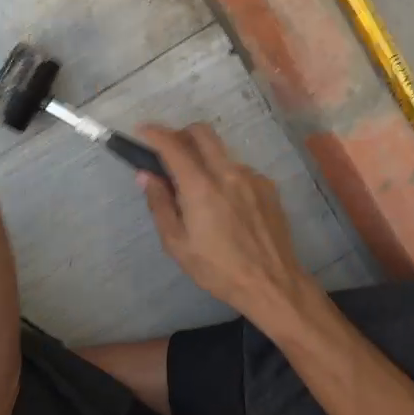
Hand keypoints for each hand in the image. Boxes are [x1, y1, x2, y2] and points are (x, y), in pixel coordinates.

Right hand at [137, 123, 316, 322]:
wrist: (271, 284)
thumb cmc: (217, 268)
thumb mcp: (176, 243)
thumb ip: (159, 204)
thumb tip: (146, 176)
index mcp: (201, 187)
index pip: (173, 146)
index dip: (154, 133)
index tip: (142, 131)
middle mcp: (228, 173)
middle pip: (202, 133)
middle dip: (181, 133)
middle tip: (168, 150)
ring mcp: (252, 178)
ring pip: (222, 153)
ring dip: (204, 159)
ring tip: (198, 189)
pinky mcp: (268, 188)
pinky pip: (239, 171)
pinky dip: (224, 176)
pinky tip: (224, 204)